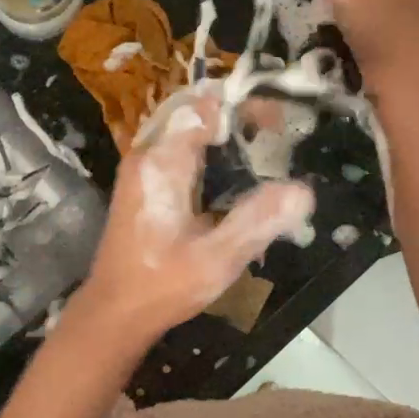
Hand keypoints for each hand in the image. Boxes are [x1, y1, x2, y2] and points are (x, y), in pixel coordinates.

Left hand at [70, 90, 314, 341]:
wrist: (114, 312)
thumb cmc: (162, 285)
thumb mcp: (216, 258)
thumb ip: (257, 221)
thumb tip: (304, 191)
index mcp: (161, 163)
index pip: (202, 108)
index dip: (242, 105)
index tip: (278, 119)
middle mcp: (146, 157)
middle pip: (192, 113)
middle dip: (235, 115)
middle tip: (276, 129)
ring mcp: (140, 171)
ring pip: (184, 130)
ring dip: (221, 131)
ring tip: (262, 143)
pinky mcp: (142, 187)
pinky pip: (177, 150)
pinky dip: (206, 150)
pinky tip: (232, 171)